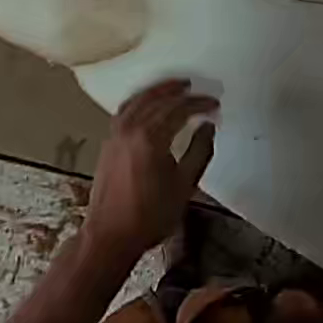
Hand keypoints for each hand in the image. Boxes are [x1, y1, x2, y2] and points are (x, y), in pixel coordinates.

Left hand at [82, 79, 216, 264]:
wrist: (110, 236)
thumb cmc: (150, 215)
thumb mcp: (185, 185)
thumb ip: (199, 151)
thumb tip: (207, 126)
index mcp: (151, 137)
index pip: (179, 110)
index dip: (199, 104)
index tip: (214, 104)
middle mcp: (131, 129)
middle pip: (159, 101)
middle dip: (181, 93)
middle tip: (197, 90)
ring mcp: (116, 134)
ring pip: (139, 100)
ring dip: (158, 90)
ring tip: (175, 86)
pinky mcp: (108, 142)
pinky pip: (126, 109)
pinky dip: (140, 100)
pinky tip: (148, 103)